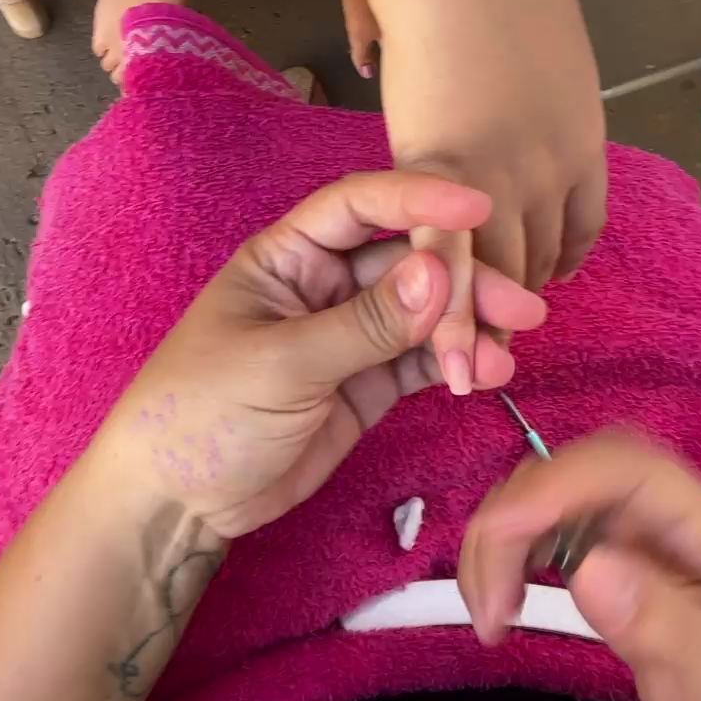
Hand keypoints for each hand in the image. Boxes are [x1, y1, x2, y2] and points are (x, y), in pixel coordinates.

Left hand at [97, 171, 547, 538]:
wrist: (180, 501)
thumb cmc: (204, 412)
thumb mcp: (281, 364)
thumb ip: (363, 323)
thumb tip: (436, 273)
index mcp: (288, 254)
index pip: (358, 206)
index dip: (417, 199)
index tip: (478, 208)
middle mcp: (324, 283)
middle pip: (403, 262)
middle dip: (460, 280)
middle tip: (519, 305)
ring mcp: (350, 333)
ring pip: (421, 313)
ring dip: (466, 326)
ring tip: (505, 351)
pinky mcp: (367, 381)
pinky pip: (419, 361)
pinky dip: (453, 364)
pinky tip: (486, 374)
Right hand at [335, 0, 607, 395]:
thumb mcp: (514, 36)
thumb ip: (482, 76)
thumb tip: (414, 67)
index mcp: (578, 131)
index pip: (577, 224)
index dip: (555, 262)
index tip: (535, 282)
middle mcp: (557, 162)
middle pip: (540, 256)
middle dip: (519, 306)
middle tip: (496, 347)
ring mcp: (511, 169)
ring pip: (501, 269)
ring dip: (483, 326)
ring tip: (468, 380)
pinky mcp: (455, 170)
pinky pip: (453, 258)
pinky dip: (448, 314)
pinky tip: (440, 360)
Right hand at [459, 431, 700, 700]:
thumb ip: (665, 626)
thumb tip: (588, 568)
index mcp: (695, 518)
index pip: (621, 467)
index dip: (557, 483)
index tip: (506, 531)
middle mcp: (647, 503)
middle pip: (564, 472)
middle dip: (513, 520)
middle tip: (492, 599)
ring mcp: (614, 516)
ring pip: (533, 494)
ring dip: (495, 543)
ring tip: (490, 615)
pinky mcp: (585, 537)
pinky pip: (526, 523)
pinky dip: (497, 555)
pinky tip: (498, 599)